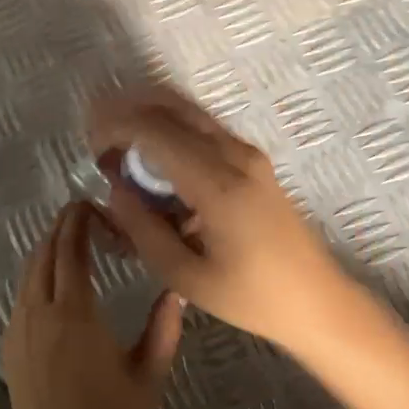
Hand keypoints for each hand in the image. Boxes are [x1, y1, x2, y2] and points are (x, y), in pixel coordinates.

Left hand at [1, 202, 183, 408]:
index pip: (70, 251)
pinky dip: (36, 273)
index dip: (77, 223)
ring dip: (45, 248)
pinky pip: (21, 293)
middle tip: (78, 212)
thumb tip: (175, 291)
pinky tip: (50, 280)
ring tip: (65, 238)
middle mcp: (40, 309)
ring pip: (29, 271)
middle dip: (59, 228)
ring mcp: (20, 324)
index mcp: (74, 312)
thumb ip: (163, 330)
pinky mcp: (10, 340)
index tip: (88, 204)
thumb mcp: (148, 377)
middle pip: (44, 253)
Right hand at [91, 87, 351, 352]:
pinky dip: (166, 127)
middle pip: (168, 106)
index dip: (114, 128)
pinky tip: (149, 157)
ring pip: (184, 110)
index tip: (90, 147)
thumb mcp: (185, 276)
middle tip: (96, 138)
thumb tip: (112, 190)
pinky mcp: (250, 159)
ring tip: (117, 146)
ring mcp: (246, 153)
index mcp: (217, 183)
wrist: (318, 302)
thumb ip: (141, 229)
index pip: (153, 131)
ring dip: (145, 116)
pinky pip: (199, 126)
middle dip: (125, 112)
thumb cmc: (251, 297)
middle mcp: (233, 154)